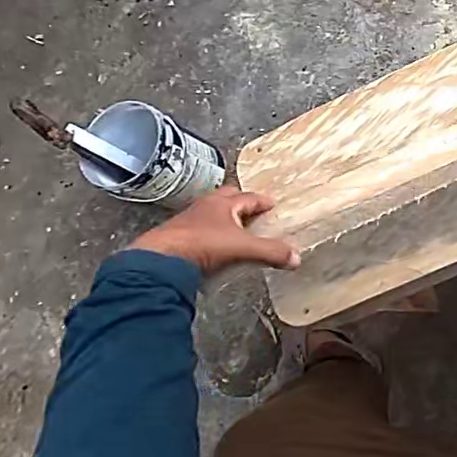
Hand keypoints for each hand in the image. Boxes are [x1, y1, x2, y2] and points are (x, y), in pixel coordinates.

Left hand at [127, 187, 299, 275]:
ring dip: (221, 217)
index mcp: (223, 204)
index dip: (261, 200)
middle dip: (239, 201)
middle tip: (251, 208)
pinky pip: (197, 230)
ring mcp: (188, 221)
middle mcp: (205, 208)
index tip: (270, 202)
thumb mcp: (243, 248)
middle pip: (225, 198)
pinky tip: (211, 244)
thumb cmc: (202, 245)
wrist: (160, 259)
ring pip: (209, 213)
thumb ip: (270, 252)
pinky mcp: (177, 237)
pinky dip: (208, 233)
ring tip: (232, 226)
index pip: (247, 197)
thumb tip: (296, 258)